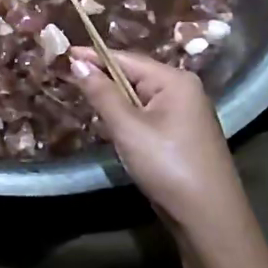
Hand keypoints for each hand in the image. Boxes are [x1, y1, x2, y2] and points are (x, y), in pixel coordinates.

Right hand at [70, 48, 247, 228]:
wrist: (206, 213)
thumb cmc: (166, 164)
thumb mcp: (127, 127)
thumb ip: (101, 93)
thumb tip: (77, 62)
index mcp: (174, 81)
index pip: (125, 59)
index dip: (92, 56)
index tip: (62, 53)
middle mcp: (183, 90)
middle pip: (133, 74)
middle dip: (101, 75)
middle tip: (65, 75)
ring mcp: (183, 112)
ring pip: (137, 95)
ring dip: (110, 96)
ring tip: (79, 94)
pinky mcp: (178, 133)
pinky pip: (144, 112)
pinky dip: (123, 113)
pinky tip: (107, 120)